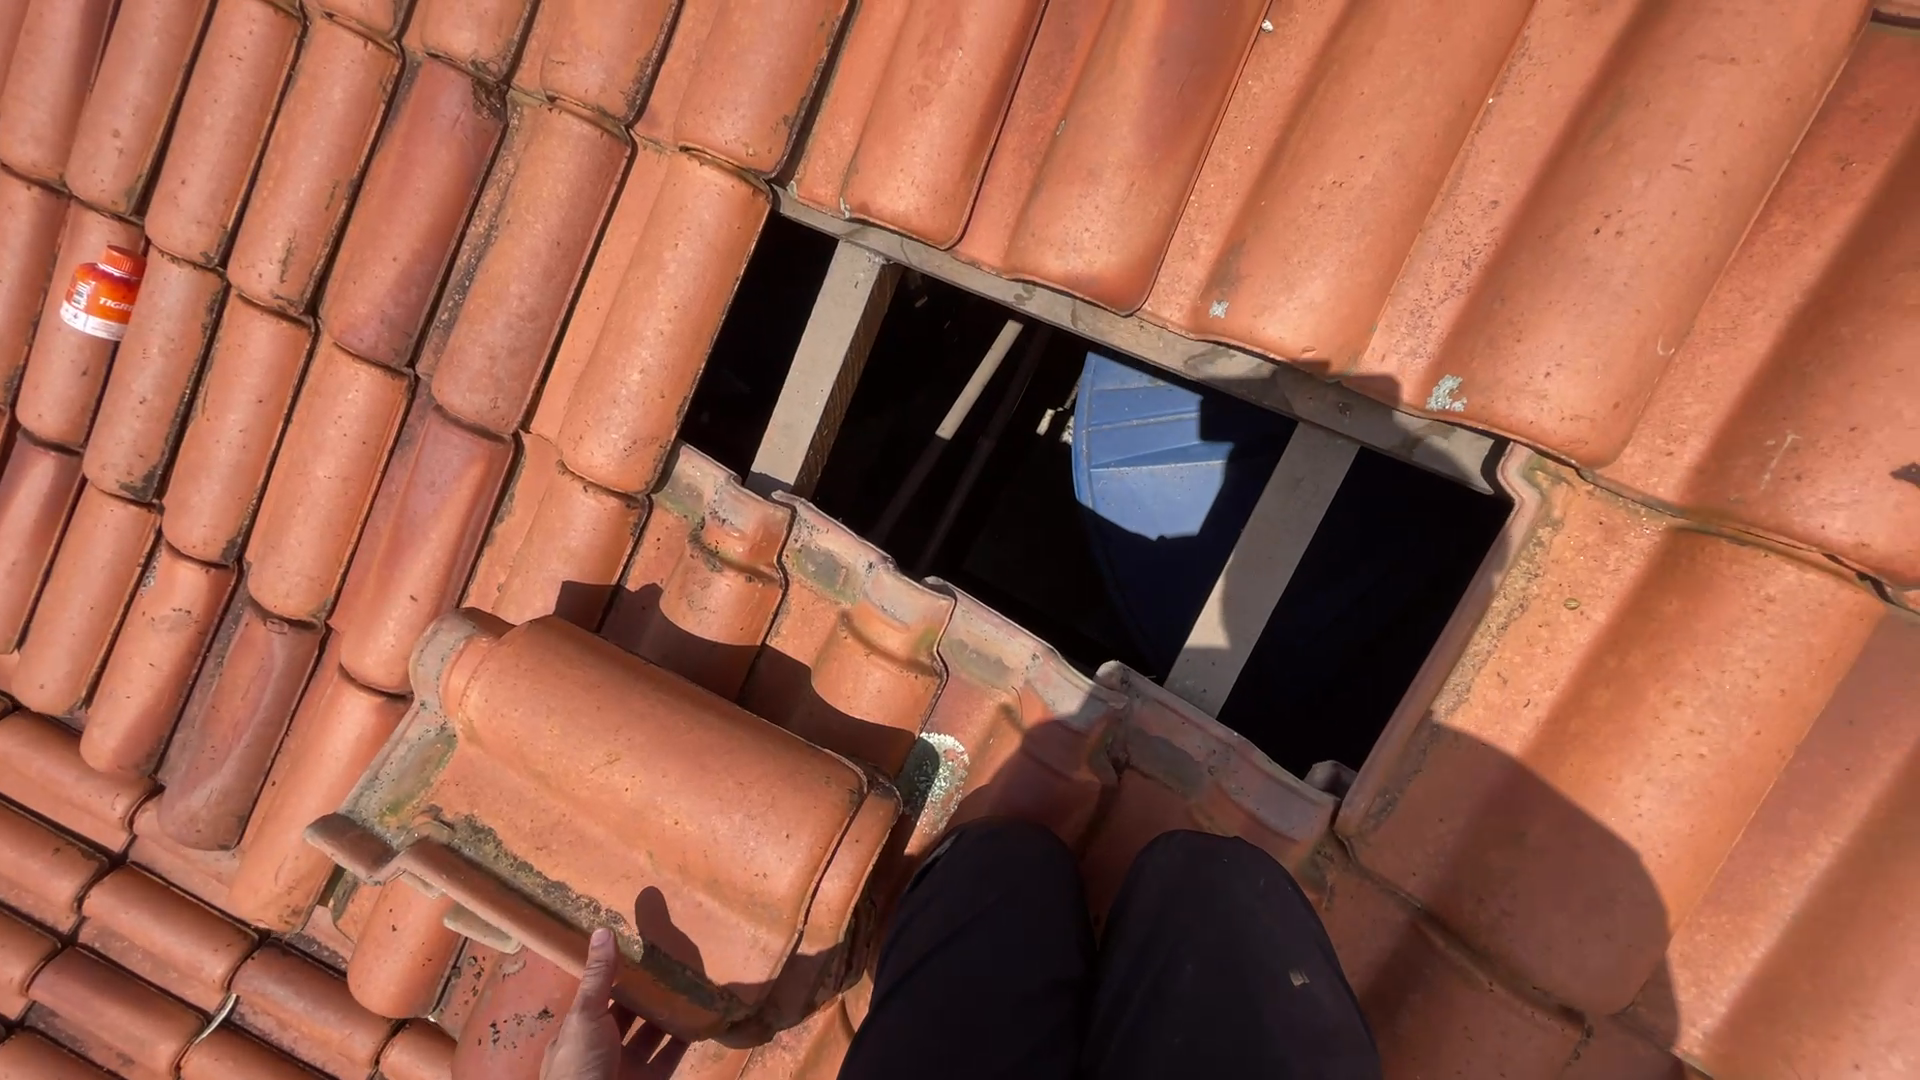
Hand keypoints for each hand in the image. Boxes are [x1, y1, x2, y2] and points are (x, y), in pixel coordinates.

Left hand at [540, 929, 684, 1079]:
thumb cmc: (580, 1067)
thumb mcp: (585, 1017)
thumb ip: (599, 977)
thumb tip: (603, 929)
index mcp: (580, 1033)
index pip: (601, 996)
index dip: (619, 972)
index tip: (643, 945)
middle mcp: (603, 1048)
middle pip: (630, 1012)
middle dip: (649, 988)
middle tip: (676, 955)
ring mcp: (628, 1067)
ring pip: (653, 1031)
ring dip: (671, 1009)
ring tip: (694, 976)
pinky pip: (672, 1052)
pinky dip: (687, 1034)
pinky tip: (702, 1010)